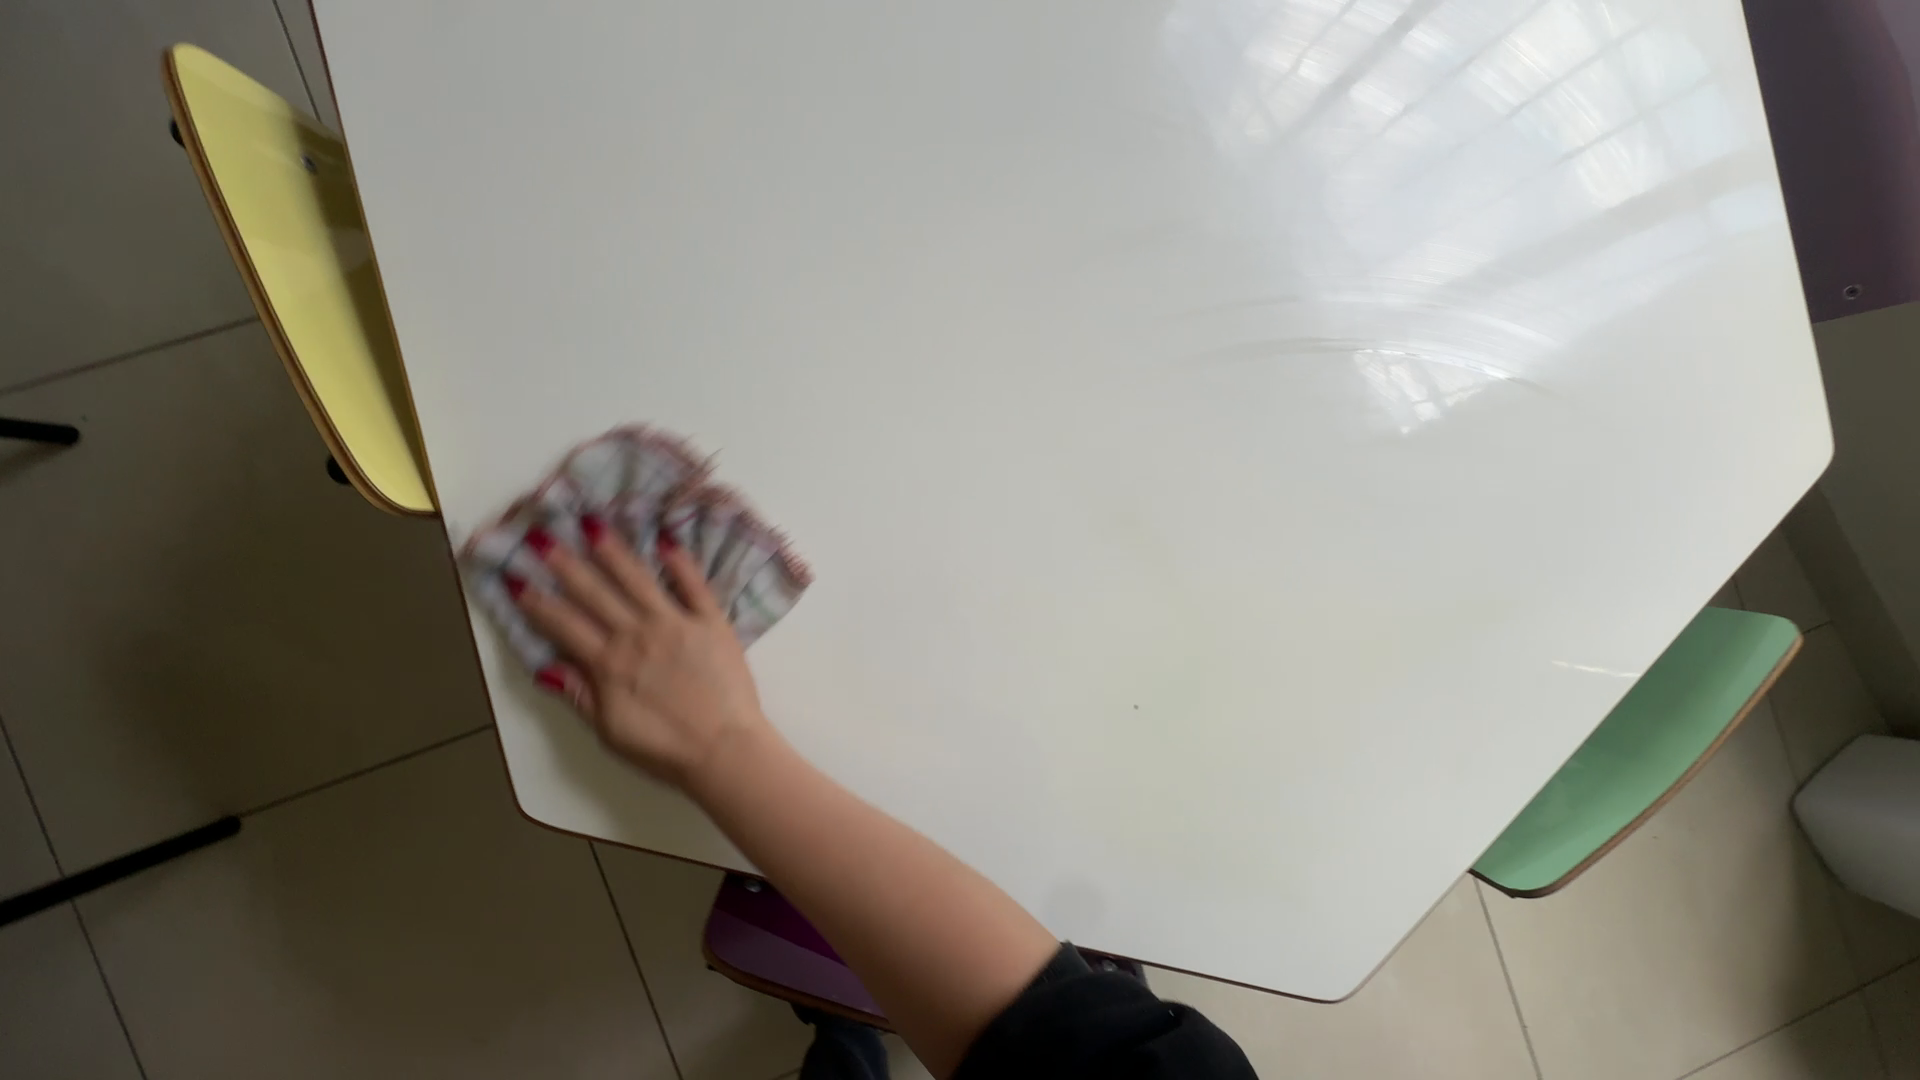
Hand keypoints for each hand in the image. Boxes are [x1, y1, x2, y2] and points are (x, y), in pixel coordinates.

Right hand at [509, 516, 770, 789]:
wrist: (724, 749)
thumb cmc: (665, 749)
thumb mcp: (610, 731)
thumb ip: (580, 695)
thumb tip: (545, 668)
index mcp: (610, 664)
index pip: (565, 625)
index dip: (538, 603)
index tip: (517, 579)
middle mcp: (638, 635)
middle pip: (597, 594)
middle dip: (568, 565)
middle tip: (547, 536)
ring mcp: (677, 624)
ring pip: (639, 580)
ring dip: (615, 552)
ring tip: (596, 525)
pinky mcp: (712, 622)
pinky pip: (694, 586)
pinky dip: (681, 563)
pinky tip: (667, 540)